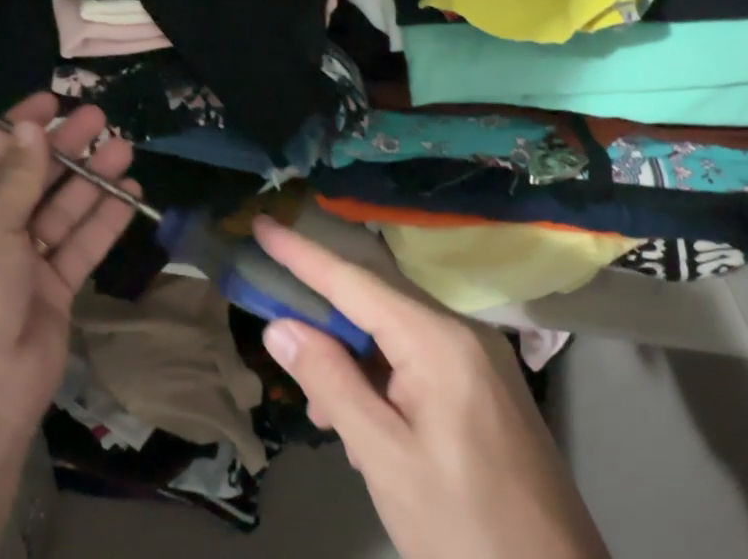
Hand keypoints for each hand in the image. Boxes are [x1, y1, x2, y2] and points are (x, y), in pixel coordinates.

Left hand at [0, 93, 136, 462]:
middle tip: (101, 118)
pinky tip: (129, 194)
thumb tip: (29, 127)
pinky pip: (79, 245)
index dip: (21, 126)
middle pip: (32, 179)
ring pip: (61, 210)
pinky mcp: (54, 288)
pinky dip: (103, 221)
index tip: (54, 99)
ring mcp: (23, 261)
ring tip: (124, 147)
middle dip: (65, 149)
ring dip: (91, 180)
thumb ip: (17, 179)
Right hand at [251, 217, 609, 558]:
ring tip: (327, 421)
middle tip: (282, 348)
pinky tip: (366, 432)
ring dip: (352, 367)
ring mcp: (481, 364)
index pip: (354, 282)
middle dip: (324, 325)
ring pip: (394, 340)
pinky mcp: (486, 392)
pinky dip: (382, 385)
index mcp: (439, 342)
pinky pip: (418, 365)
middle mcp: (464, 336)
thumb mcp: (384, 456)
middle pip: (375, 306)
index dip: (301, 254)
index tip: (261, 222)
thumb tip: (280, 327)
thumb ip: (330, 383)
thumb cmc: (464, 525)